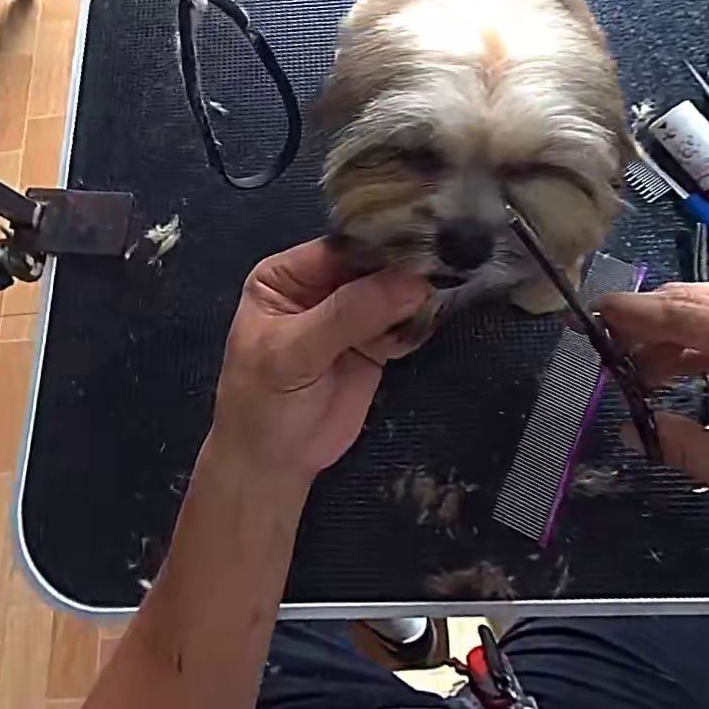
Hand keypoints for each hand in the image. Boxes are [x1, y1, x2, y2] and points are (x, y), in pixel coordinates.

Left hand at [205, 239, 429, 483]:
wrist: (274, 465)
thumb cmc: (264, 404)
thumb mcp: (295, 353)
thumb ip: (348, 314)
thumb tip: (412, 281)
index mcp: (289, 276)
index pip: (342, 249)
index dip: (380, 246)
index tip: (423, 244)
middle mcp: (323, 287)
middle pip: (374, 267)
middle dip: (405, 270)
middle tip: (444, 266)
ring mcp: (353, 316)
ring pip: (395, 293)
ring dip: (418, 296)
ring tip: (444, 290)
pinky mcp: (376, 343)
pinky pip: (406, 323)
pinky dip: (421, 322)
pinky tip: (433, 319)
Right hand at [600, 279, 708, 539]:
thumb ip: (702, 458)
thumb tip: (637, 428)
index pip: (702, 317)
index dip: (640, 316)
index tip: (593, 316)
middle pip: (705, 298)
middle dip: (649, 325)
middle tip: (611, 358)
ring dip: (676, 329)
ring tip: (642, 370)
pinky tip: (684, 360)